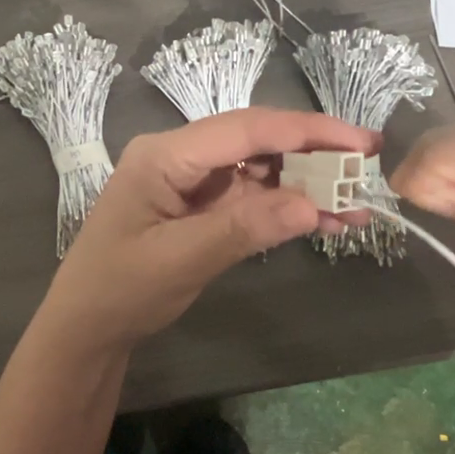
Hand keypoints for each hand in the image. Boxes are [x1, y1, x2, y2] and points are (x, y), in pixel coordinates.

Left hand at [41, 108, 380, 350]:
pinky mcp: (198, 207)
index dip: (305, 131)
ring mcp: (188, 181)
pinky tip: (324, 219)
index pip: (243, 128)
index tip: (359, 142)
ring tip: (357, 204)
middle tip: (368, 166)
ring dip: (304, 183)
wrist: (86, 325)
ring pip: (257, 169)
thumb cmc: (120, 289)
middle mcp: (177, 157)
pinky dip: (284, 207)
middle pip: (254, 141)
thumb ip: (243, 228)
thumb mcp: (180, 259)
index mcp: (163, 155)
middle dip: (312, 152)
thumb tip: (310, 204)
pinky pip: (249, 197)